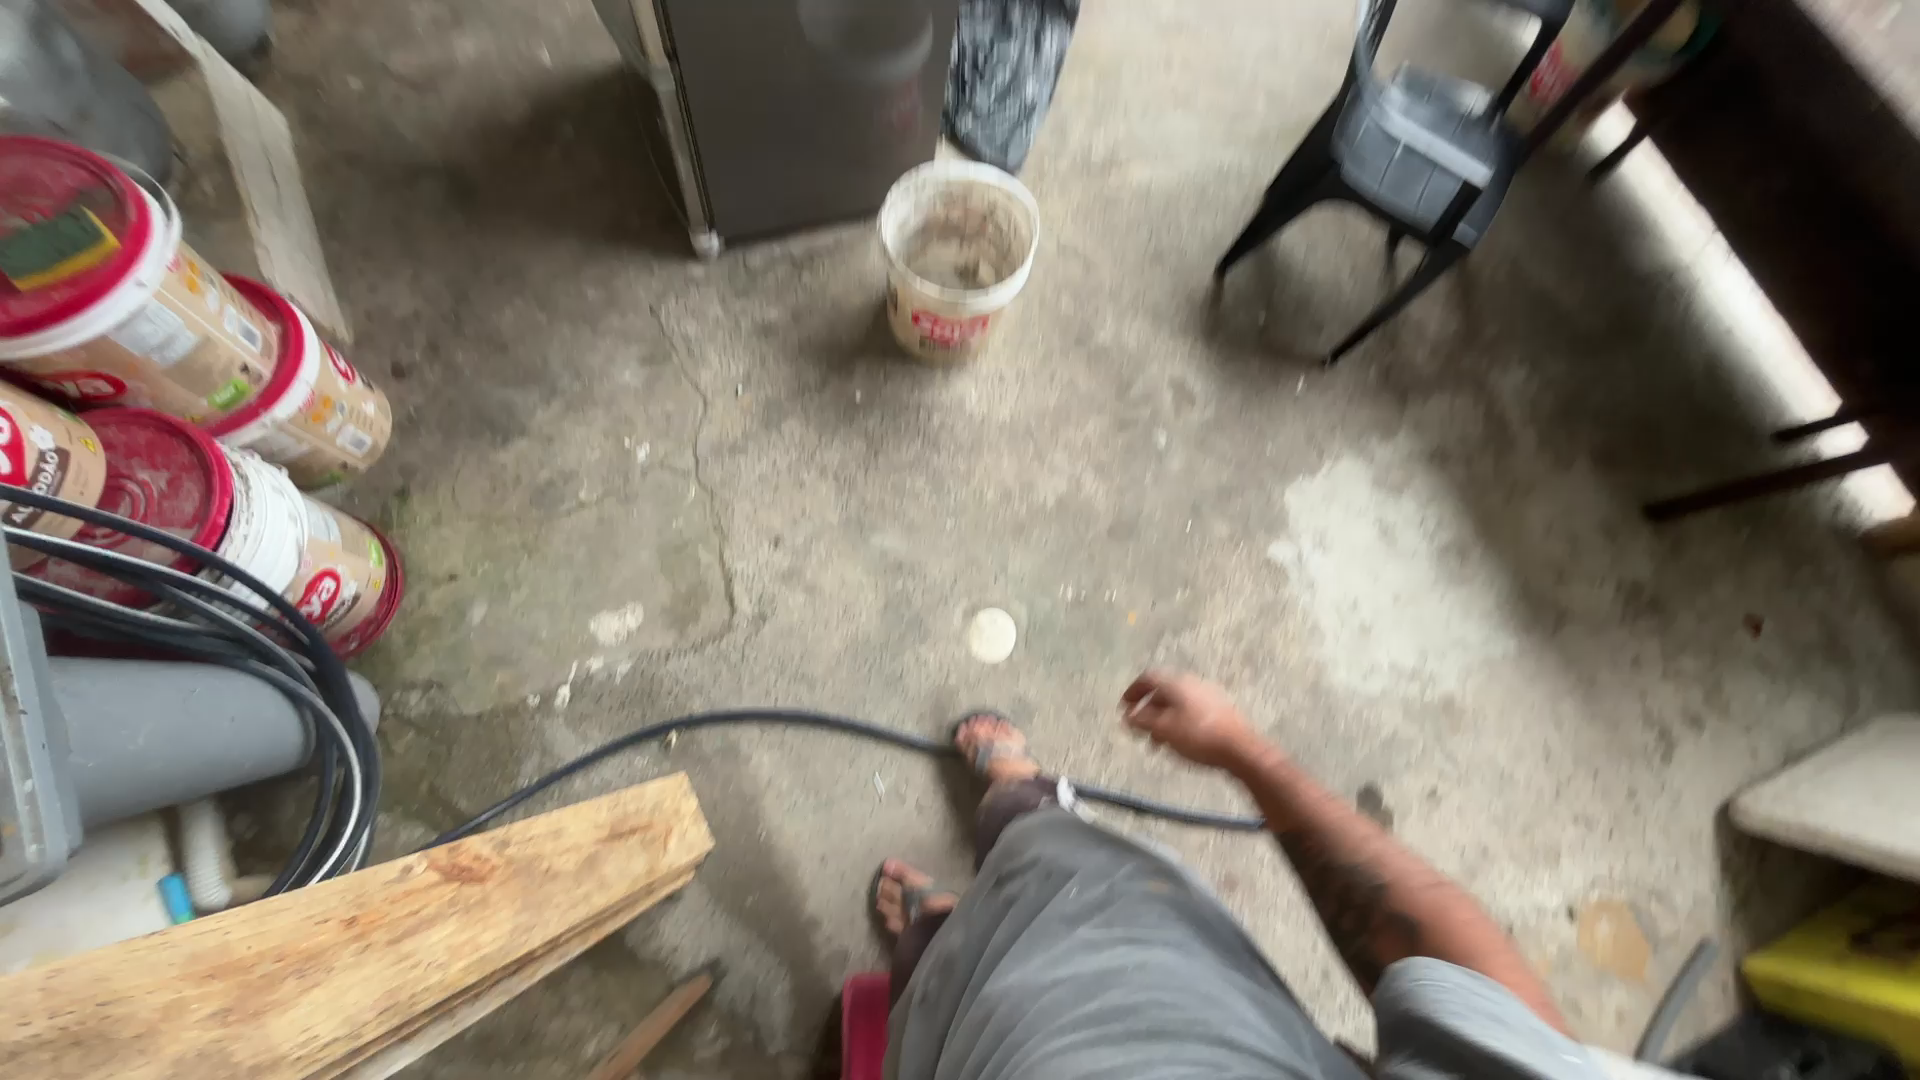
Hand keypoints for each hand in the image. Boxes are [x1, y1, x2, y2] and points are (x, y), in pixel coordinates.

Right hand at [1119, 670, 1264, 770]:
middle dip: (1148, 711)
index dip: (1133, 691)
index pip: (1148, 678)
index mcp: (1177, 683)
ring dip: (1163, 720)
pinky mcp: (1220, 710)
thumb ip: (1142, 720)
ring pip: (1178, 704)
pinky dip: (1179, 722)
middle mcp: (1192, 683)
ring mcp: (1209, 695)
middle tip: (1140, 729)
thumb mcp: (1164, 729)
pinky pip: (1191, 711)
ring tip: (1158, 743)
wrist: (1242, 750)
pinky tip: (1179, 742)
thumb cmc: (1198, 736)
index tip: (1124, 707)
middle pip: (1163, 692)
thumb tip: (1127, 715)